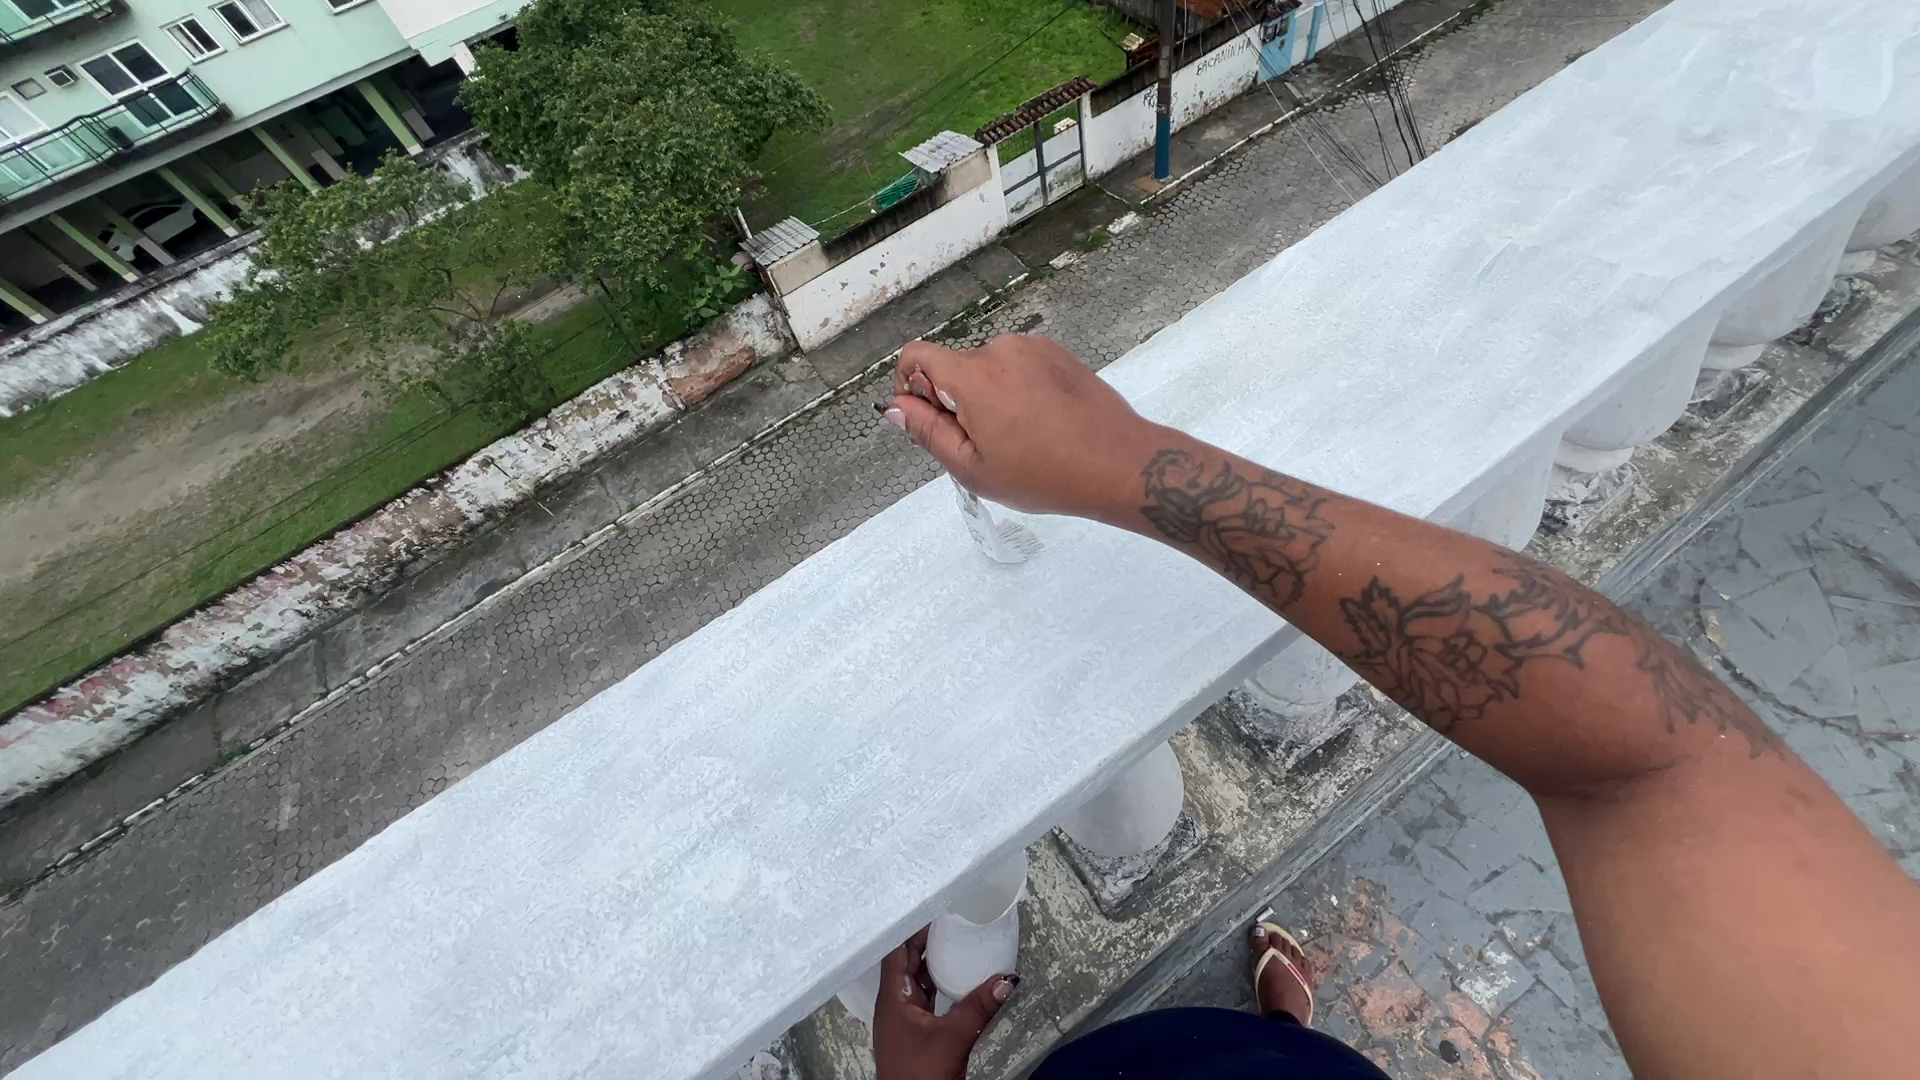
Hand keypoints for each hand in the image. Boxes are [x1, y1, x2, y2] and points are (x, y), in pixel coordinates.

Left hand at [871, 928, 1017, 1079]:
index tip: (929, 906)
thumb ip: (979, 1006)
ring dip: (930, 959)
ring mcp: (903, 1019)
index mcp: (891, 998)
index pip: (895, 951)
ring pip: (915, 978)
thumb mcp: (953, 1038)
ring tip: (953, 936)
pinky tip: (955, 974)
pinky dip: (937, 981)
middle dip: (923, 939)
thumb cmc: (922, 1076)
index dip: (909, 927)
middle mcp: (893, 1003)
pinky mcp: (915, 1031)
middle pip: (904, 961)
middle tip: (947, 916)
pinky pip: (924, 995)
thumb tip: (1008, 978)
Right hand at [885, 335, 1158, 520]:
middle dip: (956, 403)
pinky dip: (1016, 391)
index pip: (916, 356)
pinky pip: (1018, 367)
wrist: (1117, 463)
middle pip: (954, 368)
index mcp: (973, 376)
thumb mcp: (973, 468)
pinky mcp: (1058, 354)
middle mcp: (1001, 350)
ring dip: (988, 398)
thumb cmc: (1046, 475)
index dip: (909, 387)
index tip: (927, 420)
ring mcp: (1033, 348)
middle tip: (985, 447)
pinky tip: (1040, 425)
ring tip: (1019, 439)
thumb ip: (927, 432)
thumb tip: (895, 407)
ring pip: (987, 370)